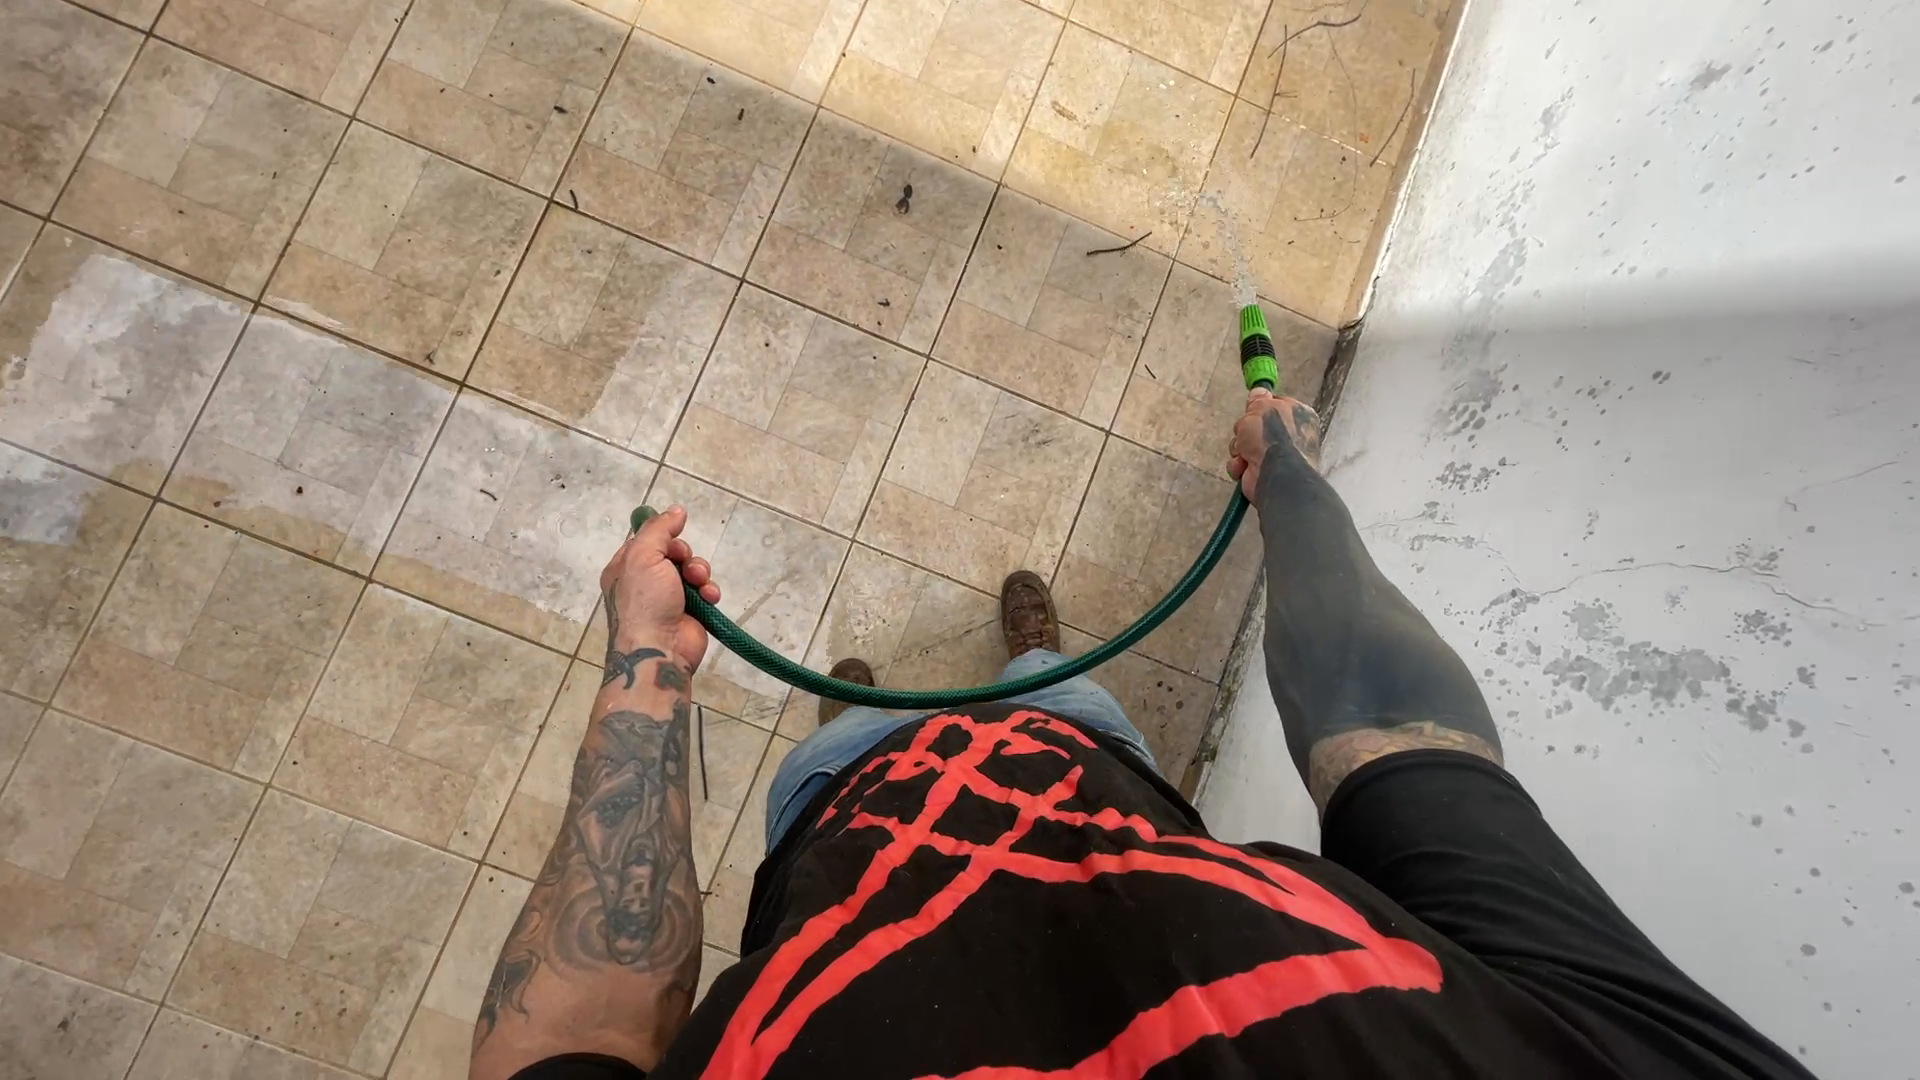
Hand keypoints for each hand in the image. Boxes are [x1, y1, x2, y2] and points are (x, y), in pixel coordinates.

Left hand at [599, 505, 720, 676]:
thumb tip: (677, 510)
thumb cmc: (644, 601)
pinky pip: (705, 591)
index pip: (646, 540)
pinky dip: (710, 591)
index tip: (673, 539)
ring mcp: (669, 598)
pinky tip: (709, 598)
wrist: (659, 649)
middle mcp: (646, 581)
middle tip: (684, 566)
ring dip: (700, 573)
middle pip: (674, 553)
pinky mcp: (690, 612)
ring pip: (692, 570)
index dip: (663, 536)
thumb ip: (659, 530)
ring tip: (699, 585)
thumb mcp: (643, 557)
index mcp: (625, 568)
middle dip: (685, 556)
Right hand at [1228, 389, 1323, 498]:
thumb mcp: (1261, 409)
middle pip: (1255, 426)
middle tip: (1245, 434)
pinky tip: (1244, 466)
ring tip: (1245, 453)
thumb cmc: (1271, 436)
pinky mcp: (1262, 472)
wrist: (1274, 473)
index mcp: (1297, 414)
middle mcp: (1289, 435)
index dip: (1260, 407)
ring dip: (1238, 449)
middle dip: (1244, 431)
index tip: (1250, 409)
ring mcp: (1276, 455)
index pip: (1275, 404)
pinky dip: (1238, 465)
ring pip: (1244, 445)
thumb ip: (1258, 400)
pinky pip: (1241, 463)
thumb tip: (1259, 391)